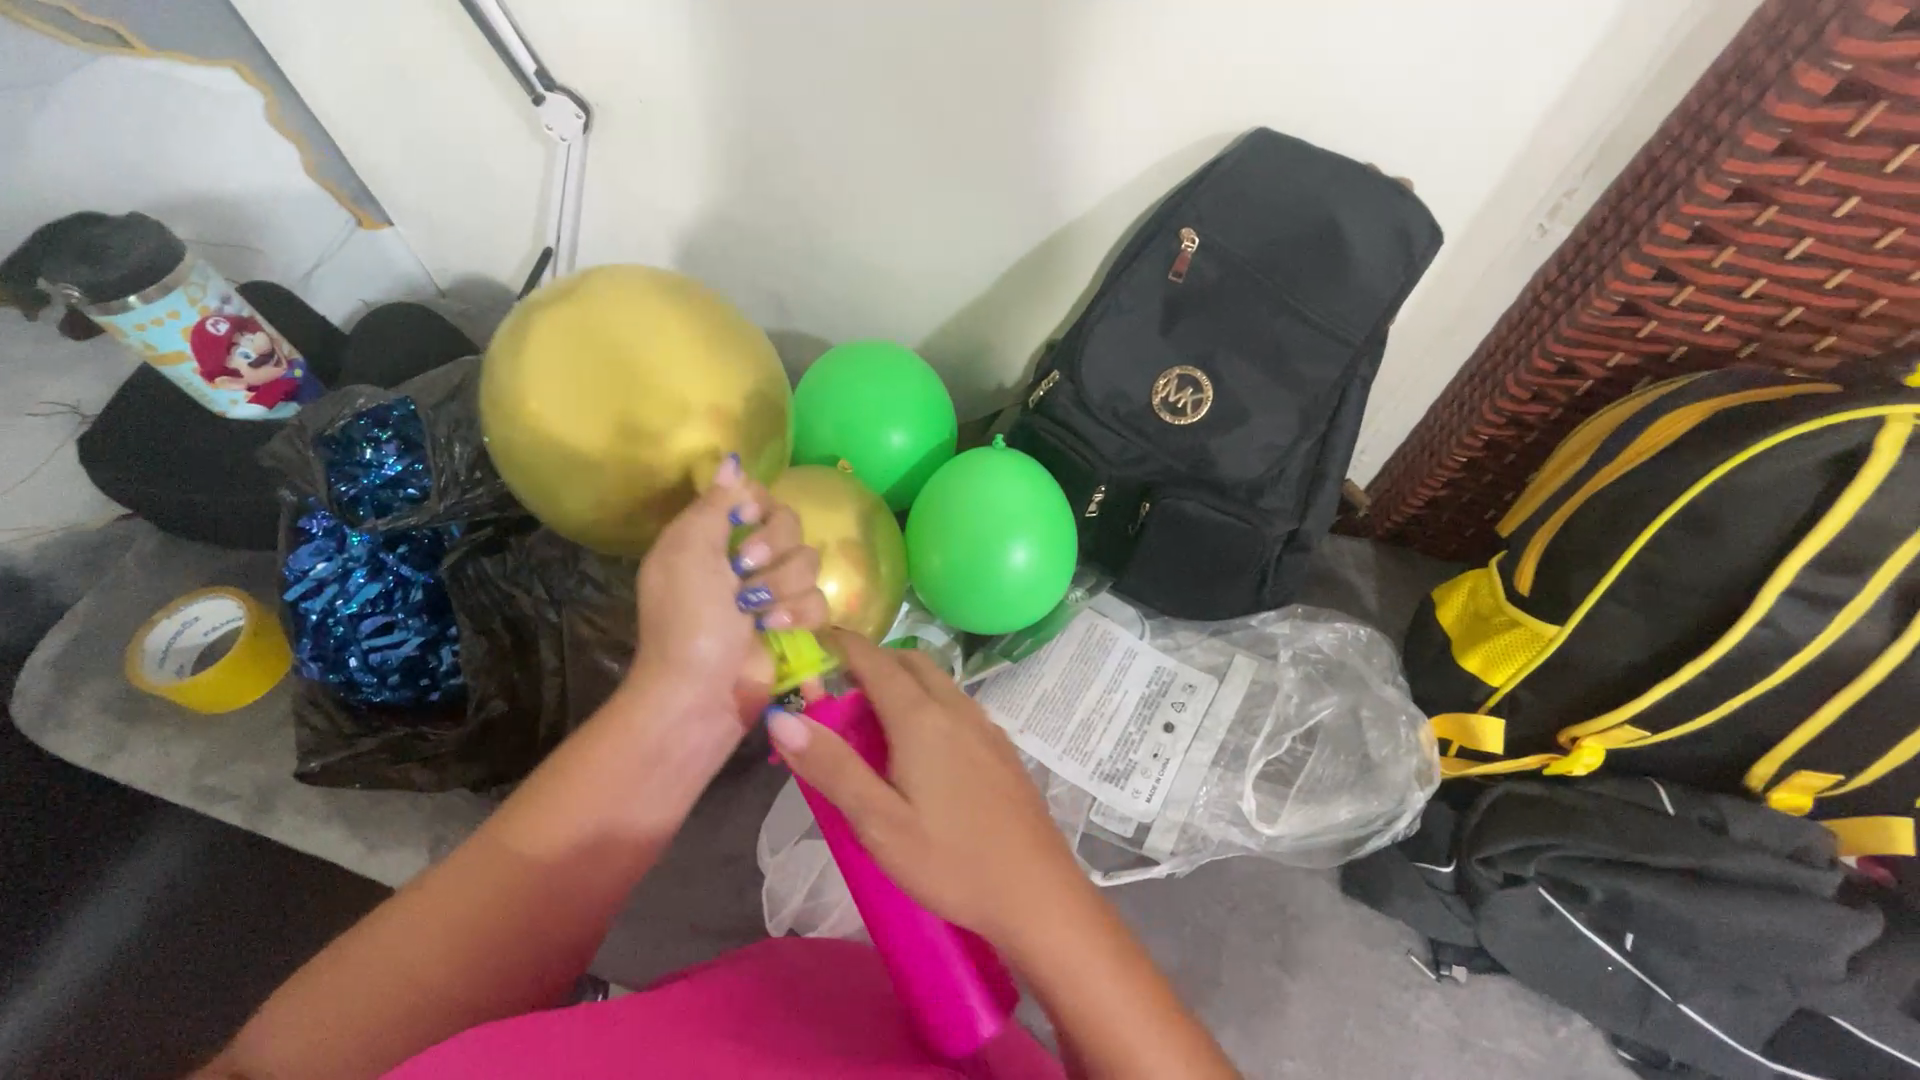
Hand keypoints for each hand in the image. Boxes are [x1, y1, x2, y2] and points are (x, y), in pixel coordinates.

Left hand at [630, 455, 828, 728]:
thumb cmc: (685, 619)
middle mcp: (744, 559)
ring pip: (809, 562)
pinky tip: (775, 627)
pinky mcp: (794, 624)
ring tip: (755, 613)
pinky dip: (799, 613)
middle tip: (744, 572)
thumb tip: (731, 460)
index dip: (758, 503)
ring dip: (781, 586)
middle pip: (789, 524)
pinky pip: (820, 600)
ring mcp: (772, 593)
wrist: (700, 691)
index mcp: (712, 537)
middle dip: (771, 548)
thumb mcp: (688, 551)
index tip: (746, 516)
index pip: (755, 495)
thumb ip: (714, 503)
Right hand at [767, 629, 1087, 948]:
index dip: (843, 646)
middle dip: (873, 662)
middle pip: (911, 662)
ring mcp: (986, 728)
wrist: (1038, 893)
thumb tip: (782, 718)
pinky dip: (927, 705)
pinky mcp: (1002, 750)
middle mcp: (957, 710)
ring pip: (938, 683)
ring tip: (871, 722)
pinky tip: (919, 751)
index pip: (875, 661)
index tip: (814, 642)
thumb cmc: (951, 862)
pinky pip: (957, 707)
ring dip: (902, 683)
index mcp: (922, 719)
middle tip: (838, 690)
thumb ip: (832, 767)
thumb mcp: (879, 822)